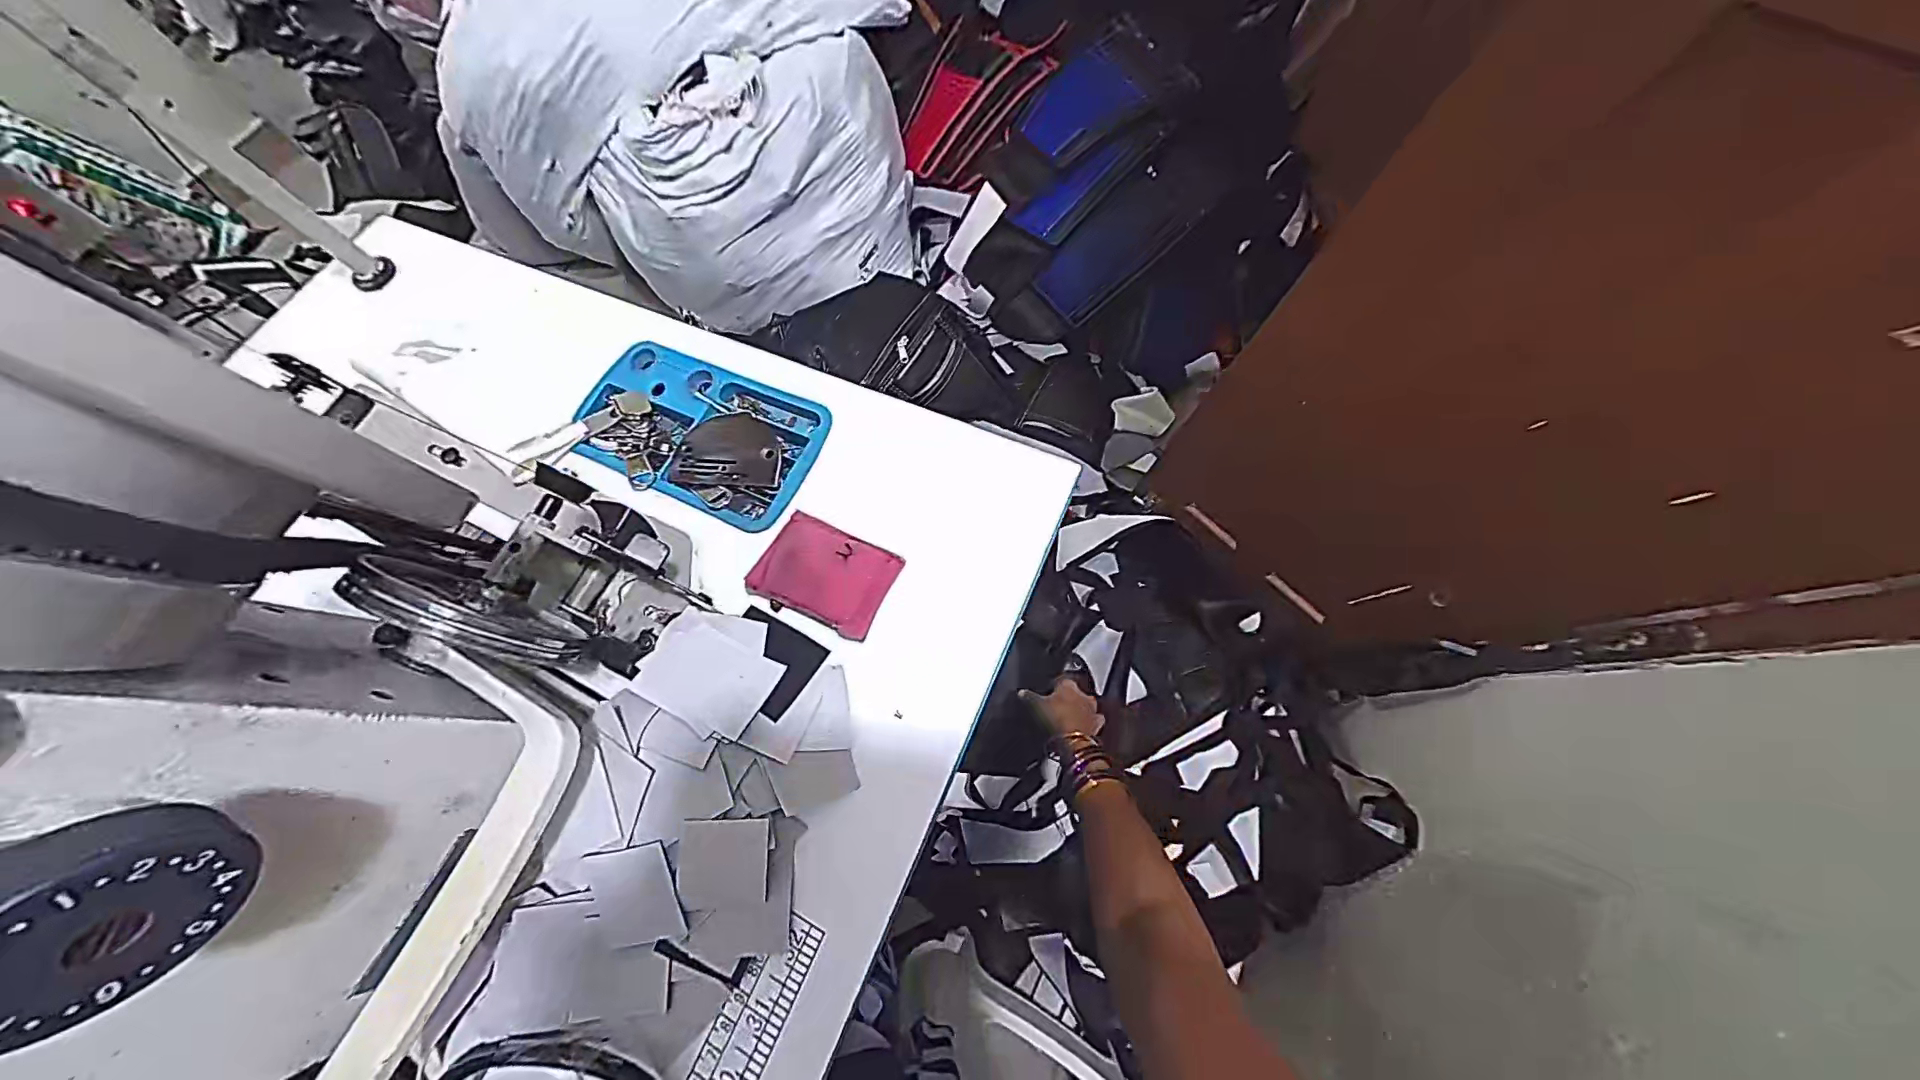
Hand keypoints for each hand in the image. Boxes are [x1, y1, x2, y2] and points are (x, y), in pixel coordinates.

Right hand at [1020, 675, 1104, 739]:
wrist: (1072, 741)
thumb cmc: (1055, 719)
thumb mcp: (1035, 705)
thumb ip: (1029, 697)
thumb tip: (1022, 693)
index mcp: (1068, 685)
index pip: (1061, 680)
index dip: (1054, 687)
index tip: (1048, 692)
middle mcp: (1083, 694)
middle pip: (1075, 692)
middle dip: (1068, 698)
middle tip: (1057, 706)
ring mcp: (1091, 709)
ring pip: (1086, 706)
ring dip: (1079, 710)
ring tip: (1068, 718)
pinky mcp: (1096, 724)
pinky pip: (1093, 721)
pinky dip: (1087, 724)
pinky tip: (1079, 728)